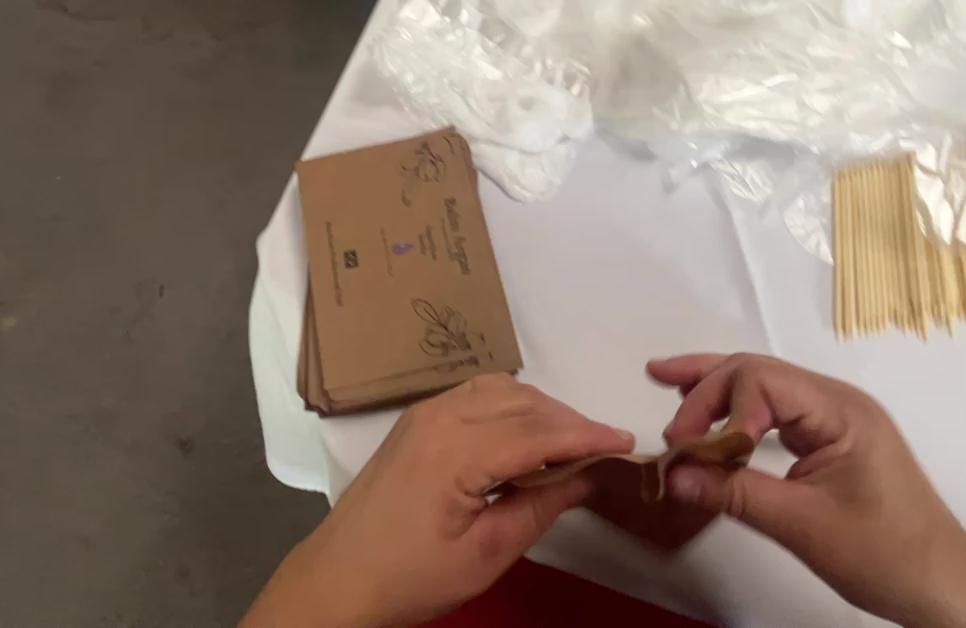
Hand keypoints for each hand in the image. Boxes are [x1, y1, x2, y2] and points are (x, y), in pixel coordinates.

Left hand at [241, 374, 632, 627]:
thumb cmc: (412, 575)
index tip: (626, 442)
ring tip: (571, 440)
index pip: (535, 432)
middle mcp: (440, 413)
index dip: (584, 436)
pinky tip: (526, 431)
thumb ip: (539, 507)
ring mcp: (426, 410)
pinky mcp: (418, 417)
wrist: (340, 575)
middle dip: (566, 420)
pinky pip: (476, 393)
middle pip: (520, 402)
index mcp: (455, 448)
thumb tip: (587, 477)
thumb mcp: (485, 554)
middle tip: (604, 447)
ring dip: (539, 408)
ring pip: (499, 389)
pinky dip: (511, 404)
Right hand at [648, 354, 965, 627]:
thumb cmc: (886, 556)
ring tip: (664, 378)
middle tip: (669, 430)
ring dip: (715, 387)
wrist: (952, 593)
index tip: (688, 449)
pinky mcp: (829, 435)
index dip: (716, 408)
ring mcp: (834, 414)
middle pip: (756, 372)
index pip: (760, 382)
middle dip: (706, 391)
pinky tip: (711, 412)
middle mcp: (835, 399)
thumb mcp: (803, 527)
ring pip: (762, 383)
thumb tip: (670, 474)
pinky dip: (737, 407)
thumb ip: (733, 493)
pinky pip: (773, 406)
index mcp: (838, 409)